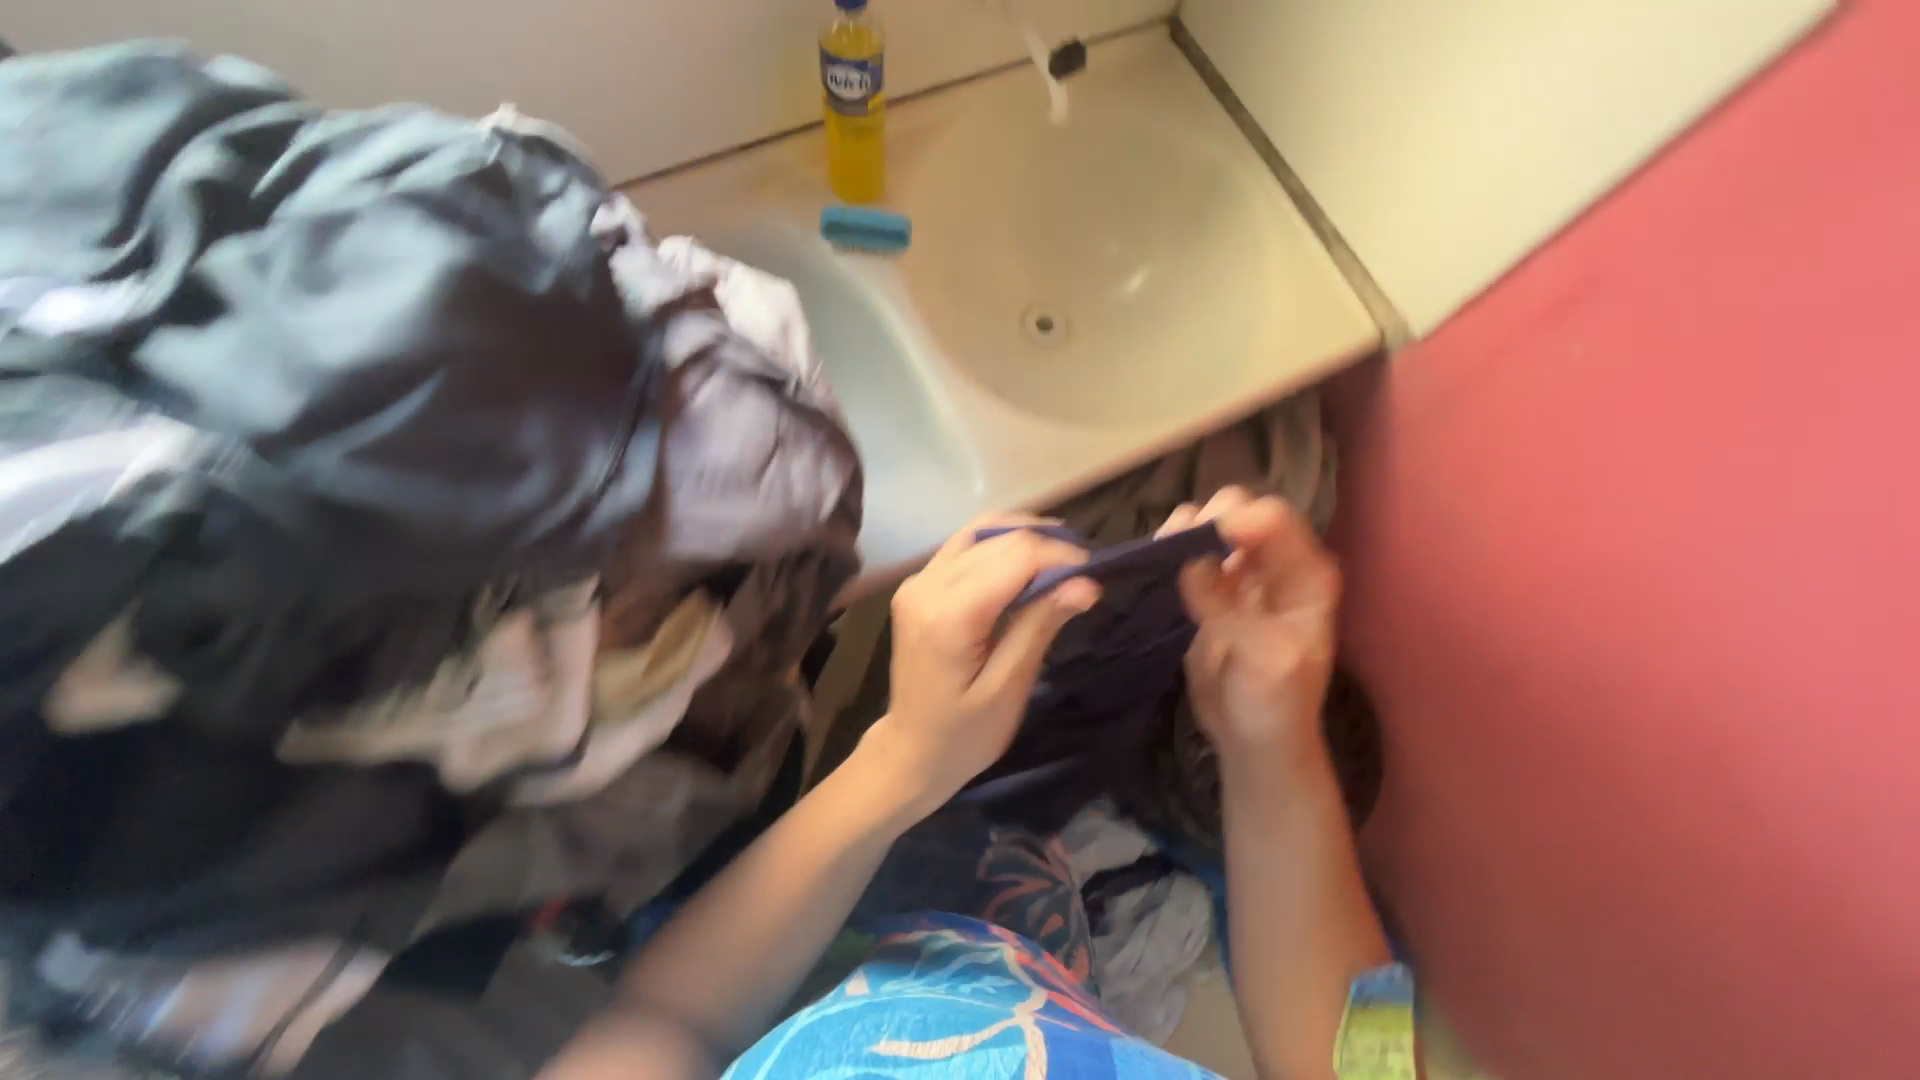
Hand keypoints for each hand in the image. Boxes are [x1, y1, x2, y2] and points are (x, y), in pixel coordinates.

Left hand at [862, 517, 1100, 812]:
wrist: (911, 751)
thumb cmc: (964, 734)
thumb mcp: (1009, 689)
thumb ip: (1040, 627)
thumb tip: (1086, 583)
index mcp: (948, 615)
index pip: (1015, 556)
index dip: (1061, 556)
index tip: (1095, 573)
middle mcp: (926, 586)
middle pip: (998, 538)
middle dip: (1047, 545)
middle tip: (1085, 571)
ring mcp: (917, 582)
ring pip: (979, 532)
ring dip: (1024, 537)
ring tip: (1063, 559)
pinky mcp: (918, 584)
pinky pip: (964, 546)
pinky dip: (1000, 545)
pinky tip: (1028, 564)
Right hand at [1161, 488, 1339, 770]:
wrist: (1253, 739)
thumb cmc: (1275, 703)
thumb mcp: (1264, 659)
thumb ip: (1228, 609)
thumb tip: (1189, 562)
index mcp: (1305, 575)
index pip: (1275, 521)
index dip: (1240, 518)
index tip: (1206, 533)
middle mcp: (1275, 564)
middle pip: (1240, 512)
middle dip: (1208, 517)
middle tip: (1176, 540)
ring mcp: (1239, 575)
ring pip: (1210, 528)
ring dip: (1184, 530)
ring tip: (1161, 549)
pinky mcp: (1208, 590)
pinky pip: (1187, 554)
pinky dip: (1170, 550)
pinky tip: (1155, 560)